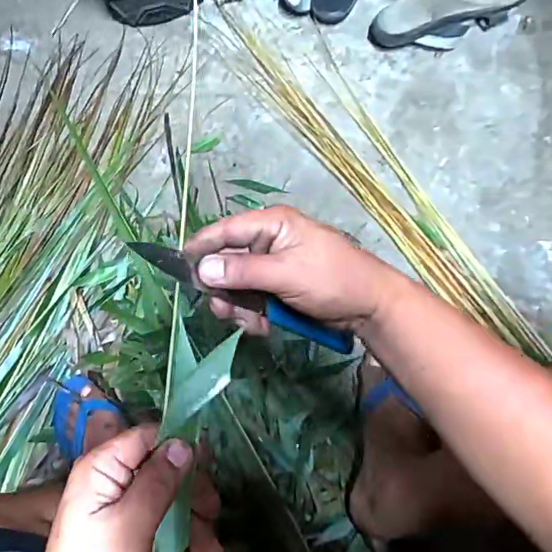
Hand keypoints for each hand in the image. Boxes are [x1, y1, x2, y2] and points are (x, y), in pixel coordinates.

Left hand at [22, 425, 222, 551]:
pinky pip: (172, 532)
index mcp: (101, 470)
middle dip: (194, 497)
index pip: (147, 437)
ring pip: (176, 503)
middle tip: (211, 520)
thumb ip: (157, 481)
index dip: (179, 447)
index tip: (209, 467)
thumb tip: (183, 443)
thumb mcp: (129, 526)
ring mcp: (127, 516)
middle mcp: (113, 485)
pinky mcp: (138, 543)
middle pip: (168, 470)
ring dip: (198, 530)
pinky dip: (189, 550)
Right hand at [184, 205, 408, 335]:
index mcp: (272, 225)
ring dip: (238, 307)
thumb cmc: (332, 279)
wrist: (370, 307)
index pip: (226, 230)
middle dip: (224, 288)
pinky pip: (252, 299)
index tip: (181, 266)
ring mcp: (273, 266)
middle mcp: (269, 241)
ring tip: (251, 323)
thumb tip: (203, 268)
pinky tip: (263, 327)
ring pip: (237, 285)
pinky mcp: (278, 288)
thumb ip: (242, 271)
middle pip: (227, 262)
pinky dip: (252, 315)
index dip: (202, 246)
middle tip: (223, 310)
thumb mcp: (285, 274)